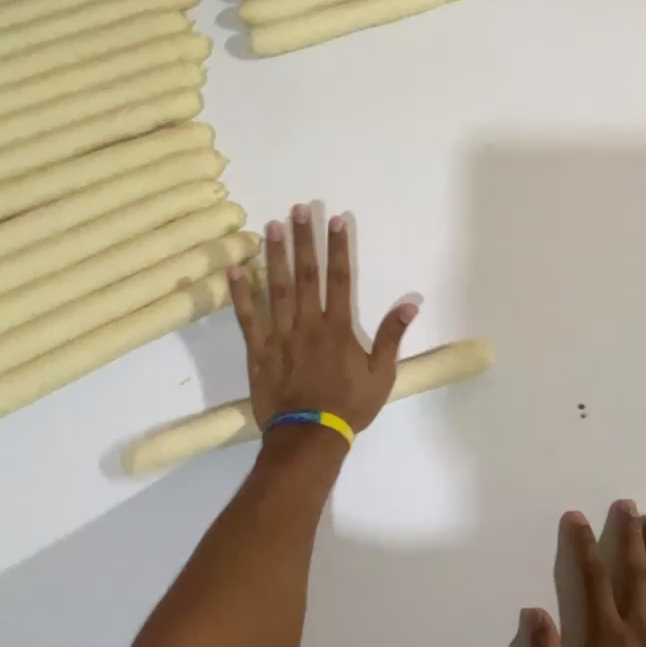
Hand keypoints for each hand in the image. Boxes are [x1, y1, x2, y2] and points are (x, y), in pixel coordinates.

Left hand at [228, 204, 416, 432]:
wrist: (309, 437)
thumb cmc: (349, 407)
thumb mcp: (382, 375)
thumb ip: (392, 337)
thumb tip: (410, 303)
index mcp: (338, 328)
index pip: (339, 279)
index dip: (338, 248)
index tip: (336, 220)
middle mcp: (308, 323)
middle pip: (306, 274)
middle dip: (304, 240)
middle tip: (298, 210)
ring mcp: (281, 335)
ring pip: (277, 288)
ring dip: (275, 255)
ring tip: (271, 226)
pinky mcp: (259, 349)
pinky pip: (248, 317)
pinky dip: (241, 293)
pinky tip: (235, 268)